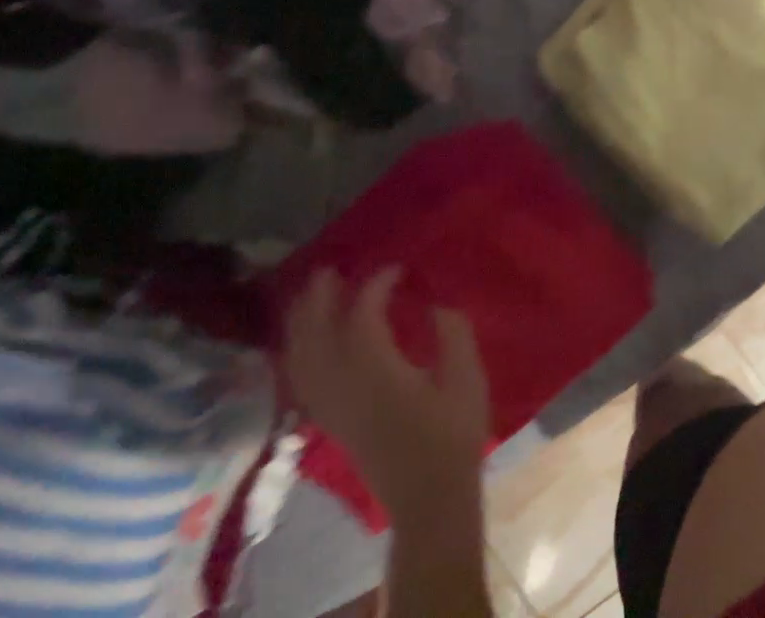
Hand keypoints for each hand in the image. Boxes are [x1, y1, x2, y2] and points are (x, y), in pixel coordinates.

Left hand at [283, 269, 489, 520]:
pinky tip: (305, 343)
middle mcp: (343, 383)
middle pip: (317, 331)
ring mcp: (331, 403)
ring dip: (301, 321)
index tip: (396, 269)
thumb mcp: (467, 380)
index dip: (375, 286)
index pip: (363, 315)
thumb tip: (437, 304)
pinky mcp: (329, 418)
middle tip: (331, 270)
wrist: (429, 495)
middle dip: (321, 297)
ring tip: (310, 297)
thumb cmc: (453, 435)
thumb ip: (453, 335)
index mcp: (377, 370)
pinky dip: (297, 352)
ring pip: (301, 354)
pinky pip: (300, 377)